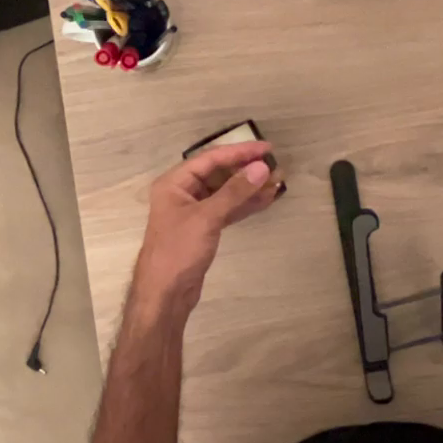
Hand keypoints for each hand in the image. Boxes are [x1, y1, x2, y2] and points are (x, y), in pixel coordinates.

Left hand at [131, 142, 284, 322]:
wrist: (165, 293)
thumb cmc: (179, 250)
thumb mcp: (207, 217)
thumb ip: (234, 191)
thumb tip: (261, 168)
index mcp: (175, 182)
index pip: (211, 158)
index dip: (240, 152)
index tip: (267, 149)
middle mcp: (183, 192)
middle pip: (219, 173)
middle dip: (247, 170)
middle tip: (275, 166)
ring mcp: (194, 211)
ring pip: (226, 192)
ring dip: (250, 187)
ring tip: (277, 182)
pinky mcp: (204, 228)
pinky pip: (227, 209)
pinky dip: (245, 205)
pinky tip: (266, 200)